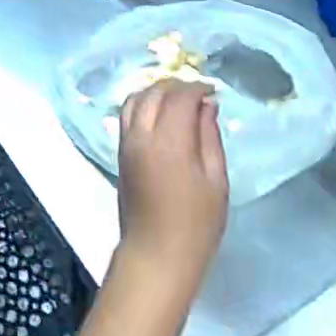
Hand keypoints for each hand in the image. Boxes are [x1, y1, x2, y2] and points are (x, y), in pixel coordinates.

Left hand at [115, 83, 227, 283]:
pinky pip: (127, 113)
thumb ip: (209, 137)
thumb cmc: (197, 222)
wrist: (156, 250)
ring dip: (155, 91)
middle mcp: (141, 134)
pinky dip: (142, 103)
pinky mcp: (119, 149)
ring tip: (179, 98)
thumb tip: (208, 105)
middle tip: (198, 91)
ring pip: (135, 99)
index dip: (197, 88)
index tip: (214, 91)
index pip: (179, 98)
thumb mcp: (216, 180)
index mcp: (169, 142)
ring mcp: (126, 140)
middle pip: (153, 93)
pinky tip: (159, 111)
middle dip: (176, 85)